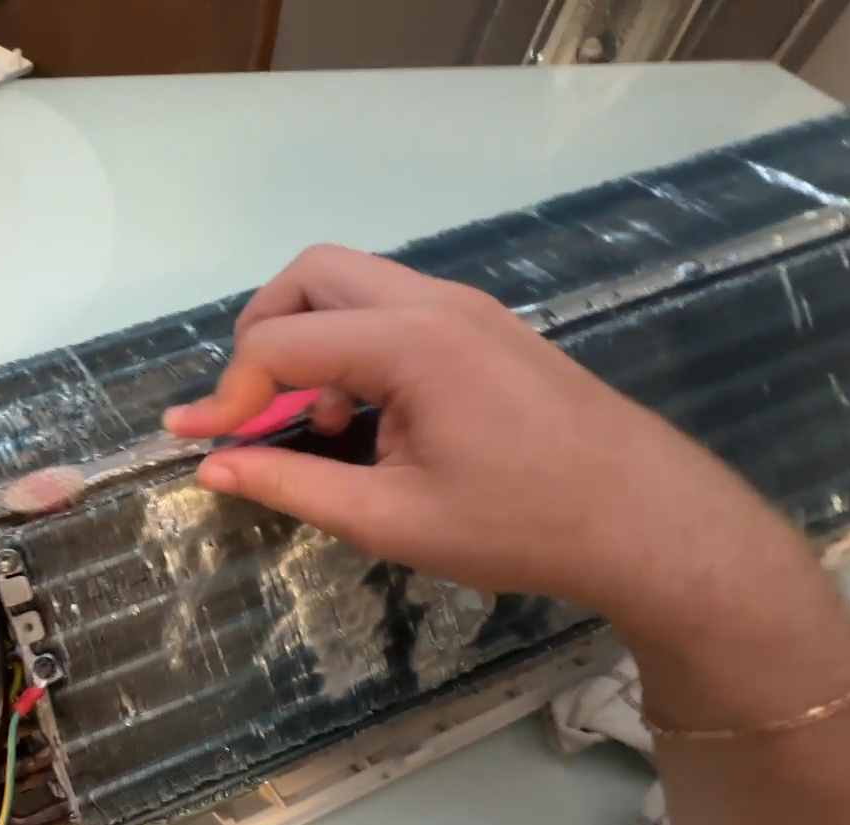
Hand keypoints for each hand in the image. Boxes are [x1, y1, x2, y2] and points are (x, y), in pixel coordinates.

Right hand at [163, 244, 811, 636]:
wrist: (651, 525)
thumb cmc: (517, 526)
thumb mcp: (384, 517)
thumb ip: (286, 483)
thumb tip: (210, 466)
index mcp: (410, 344)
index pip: (277, 343)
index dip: (224, 396)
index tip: (197, 443)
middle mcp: (434, 304)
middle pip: (310, 274)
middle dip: (258, 333)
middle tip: (248, 402)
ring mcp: (462, 310)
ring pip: (347, 283)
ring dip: (302, 338)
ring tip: (307, 416)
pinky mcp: (478, 329)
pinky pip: (384, 309)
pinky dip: (344, 348)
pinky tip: (360, 415)